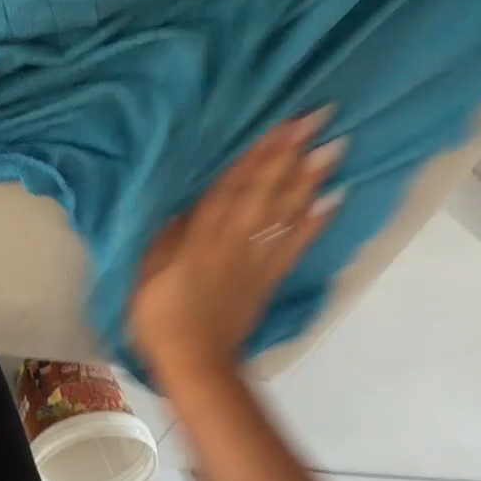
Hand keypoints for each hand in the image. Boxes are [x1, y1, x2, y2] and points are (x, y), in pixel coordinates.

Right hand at [131, 110, 345, 379]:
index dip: (256, 154)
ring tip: (333, 148)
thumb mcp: (147, 272)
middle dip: (290, 153)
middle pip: (265, 191)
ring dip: (309, 179)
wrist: (193, 363)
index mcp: (201, 237)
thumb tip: (185, 205)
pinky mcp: (268, 279)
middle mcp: (234, 242)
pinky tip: (333, 199)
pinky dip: (314, 222)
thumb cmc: (158, 316)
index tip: (280, 123)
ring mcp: (255, 260)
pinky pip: (294, 246)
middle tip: (318, 118)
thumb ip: (167, 237)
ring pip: (284, 213)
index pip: (231, 186)